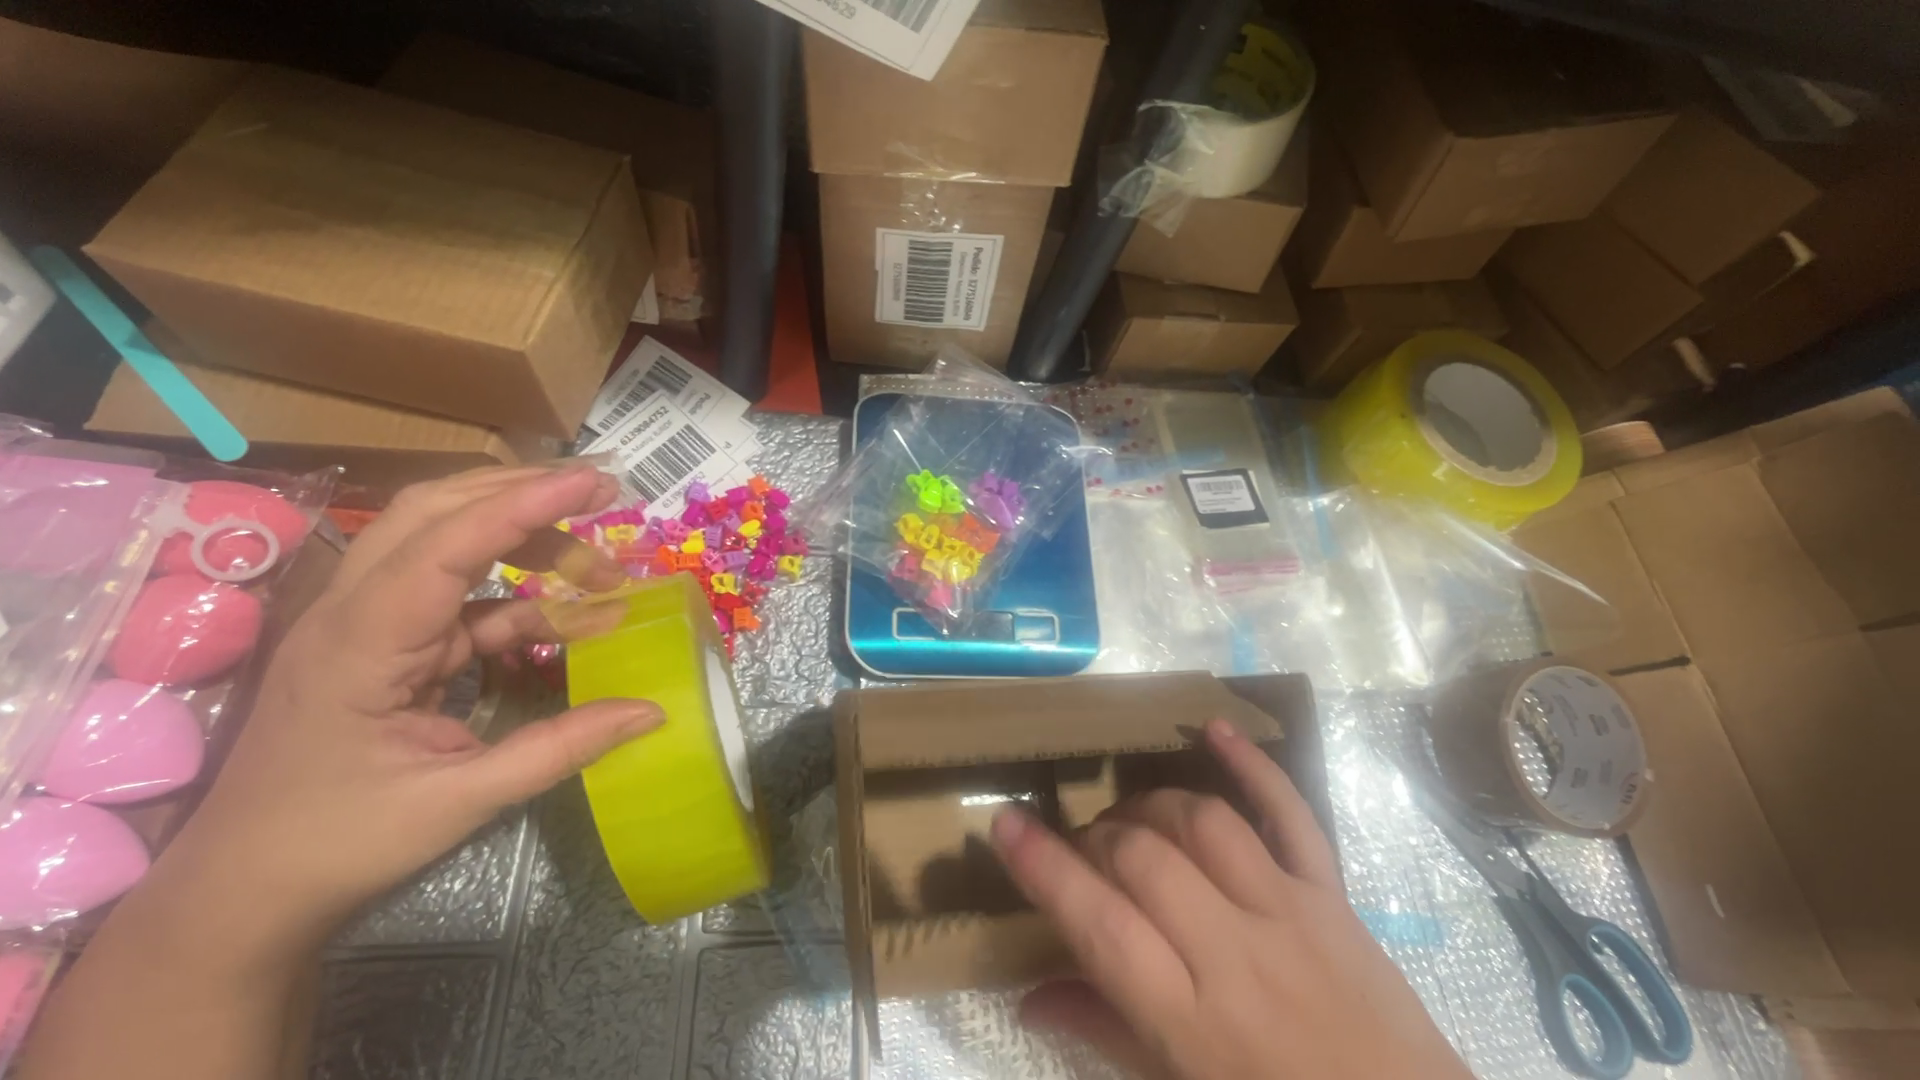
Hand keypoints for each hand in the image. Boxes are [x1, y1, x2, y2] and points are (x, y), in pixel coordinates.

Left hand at [151, 465, 660, 952]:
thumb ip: (558, 749)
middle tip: (603, 496)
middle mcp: (356, 612)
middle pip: (435, 512)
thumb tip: (650, 712)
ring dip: (525, 543)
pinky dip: (521, 601)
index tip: (597, 483)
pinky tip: (576, 622)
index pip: (445, 542)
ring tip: (602, 571)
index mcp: (360, 641)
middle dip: (522, 494)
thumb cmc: (338, 844)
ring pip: (447, 545)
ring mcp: (370, 626)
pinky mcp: (389, 648)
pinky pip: (462, 601)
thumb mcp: (458, 801)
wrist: (244, 892)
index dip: (524, 504)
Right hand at [990, 719, 1471, 1079]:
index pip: (1099, 925)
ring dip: (1152, 805)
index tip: (1003, 821)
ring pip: (1204, 823)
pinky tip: (1214, 731)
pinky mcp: (1331, 895)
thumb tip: (1028, 995)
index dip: (1043, 868)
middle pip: (1145, 859)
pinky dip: (1252, 765)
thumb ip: (1102, 1033)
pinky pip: (1291, 814)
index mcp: (1188, 1020)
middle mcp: (1234, 955)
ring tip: (1130, 819)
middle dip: (1096, 838)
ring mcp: (1288, 914)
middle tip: (1082, 849)